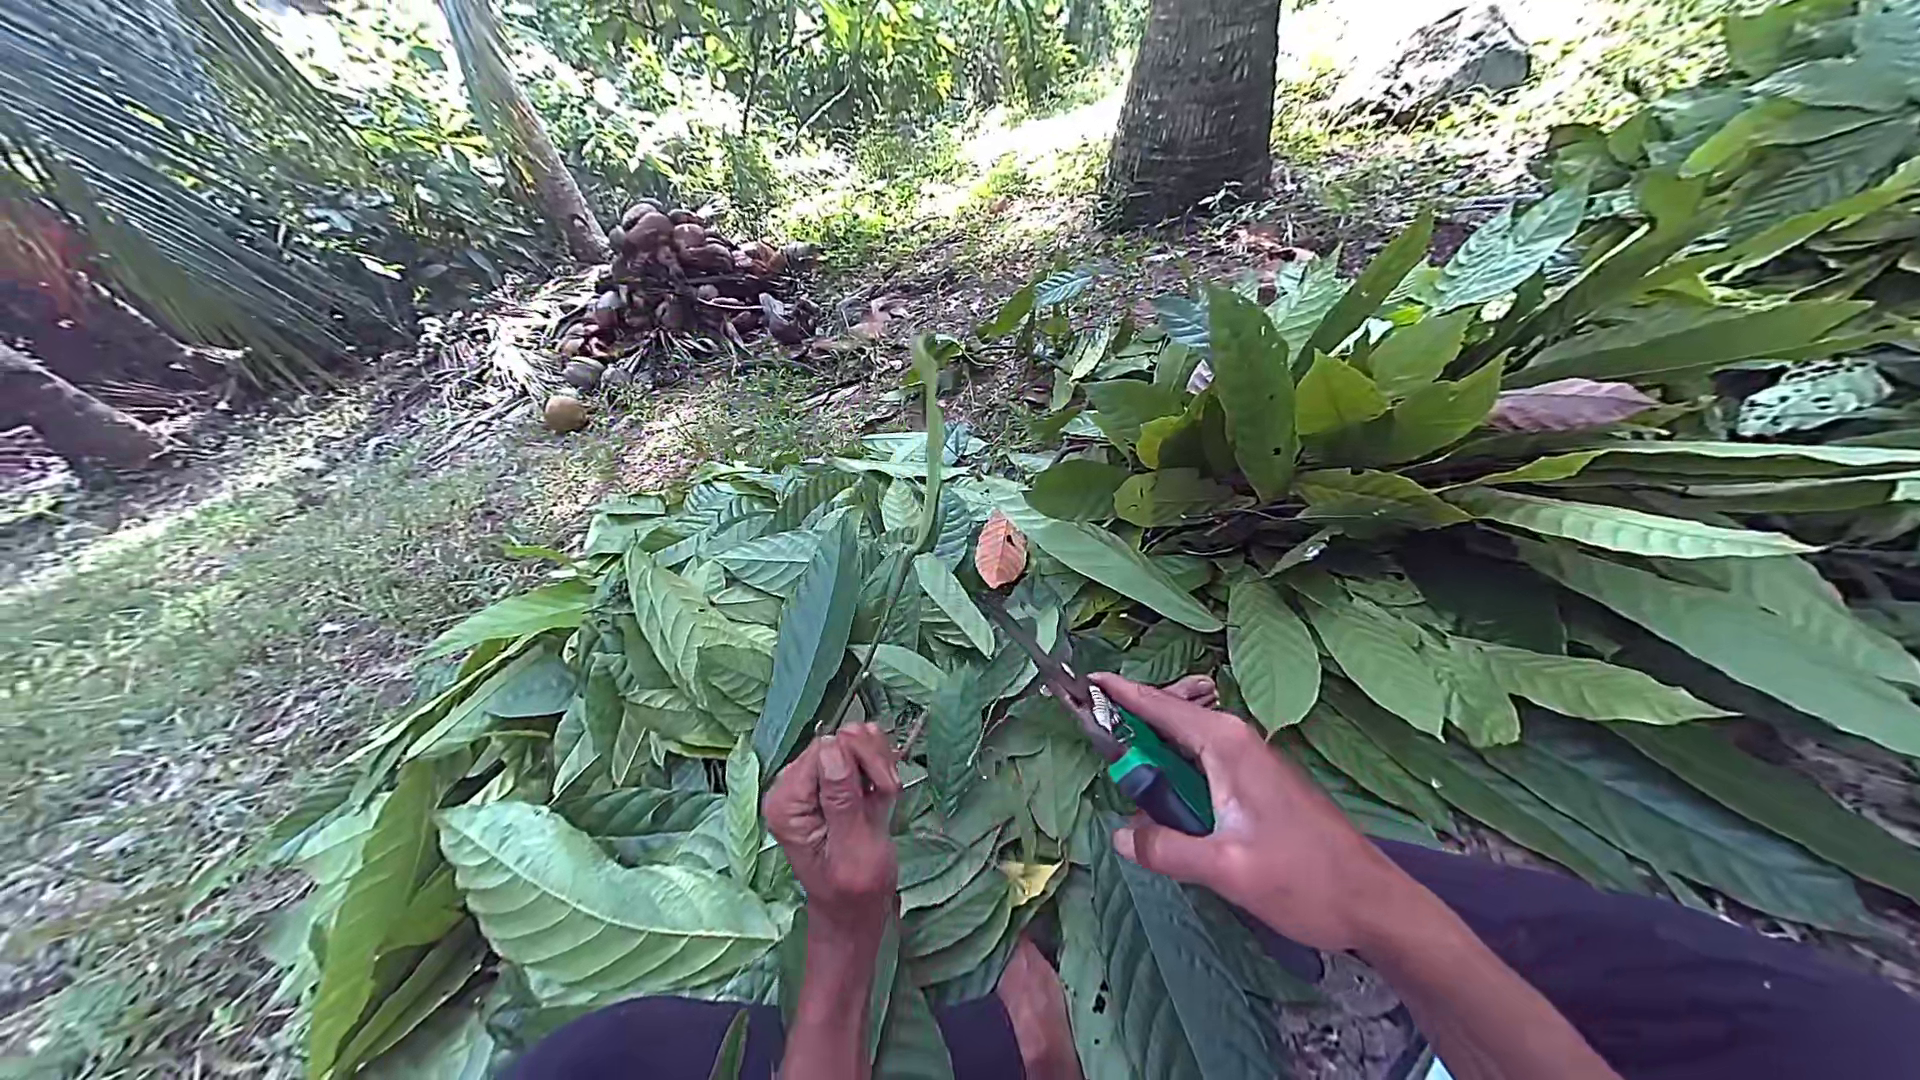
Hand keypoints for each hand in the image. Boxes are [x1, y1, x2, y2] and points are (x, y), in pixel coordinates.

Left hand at [763, 723, 902, 937]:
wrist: (857, 910)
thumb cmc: (854, 892)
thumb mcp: (852, 850)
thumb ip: (841, 800)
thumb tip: (834, 748)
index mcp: (786, 802)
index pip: (828, 748)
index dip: (862, 761)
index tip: (886, 789)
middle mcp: (793, 784)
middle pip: (841, 739)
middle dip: (873, 762)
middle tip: (886, 795)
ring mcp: (812, 778)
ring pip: (855, 739)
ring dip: (879, 764)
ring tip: (883, 797)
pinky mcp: (831, 776)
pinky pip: (861, 748)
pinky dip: (879, 766)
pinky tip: (881, 792)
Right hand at [1088, 673, 1426, 953]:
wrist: (1375, 903)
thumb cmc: (1305, 879)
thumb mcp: (1226, 869)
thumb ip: (1165, 849)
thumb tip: (1120, 834)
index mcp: (1224, 742)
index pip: (1157, 704)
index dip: (1117, 692)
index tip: (1084, 682)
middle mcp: (1234, 738)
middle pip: (1166, 720)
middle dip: (1131, 734)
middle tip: (1100, 755)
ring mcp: (1246, 757)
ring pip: (1181, 745)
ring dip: (1154, 764)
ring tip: (1135, 794)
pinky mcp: (1252, 779)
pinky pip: (1199, 765)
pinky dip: (1175, 779)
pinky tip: (1171, 810)